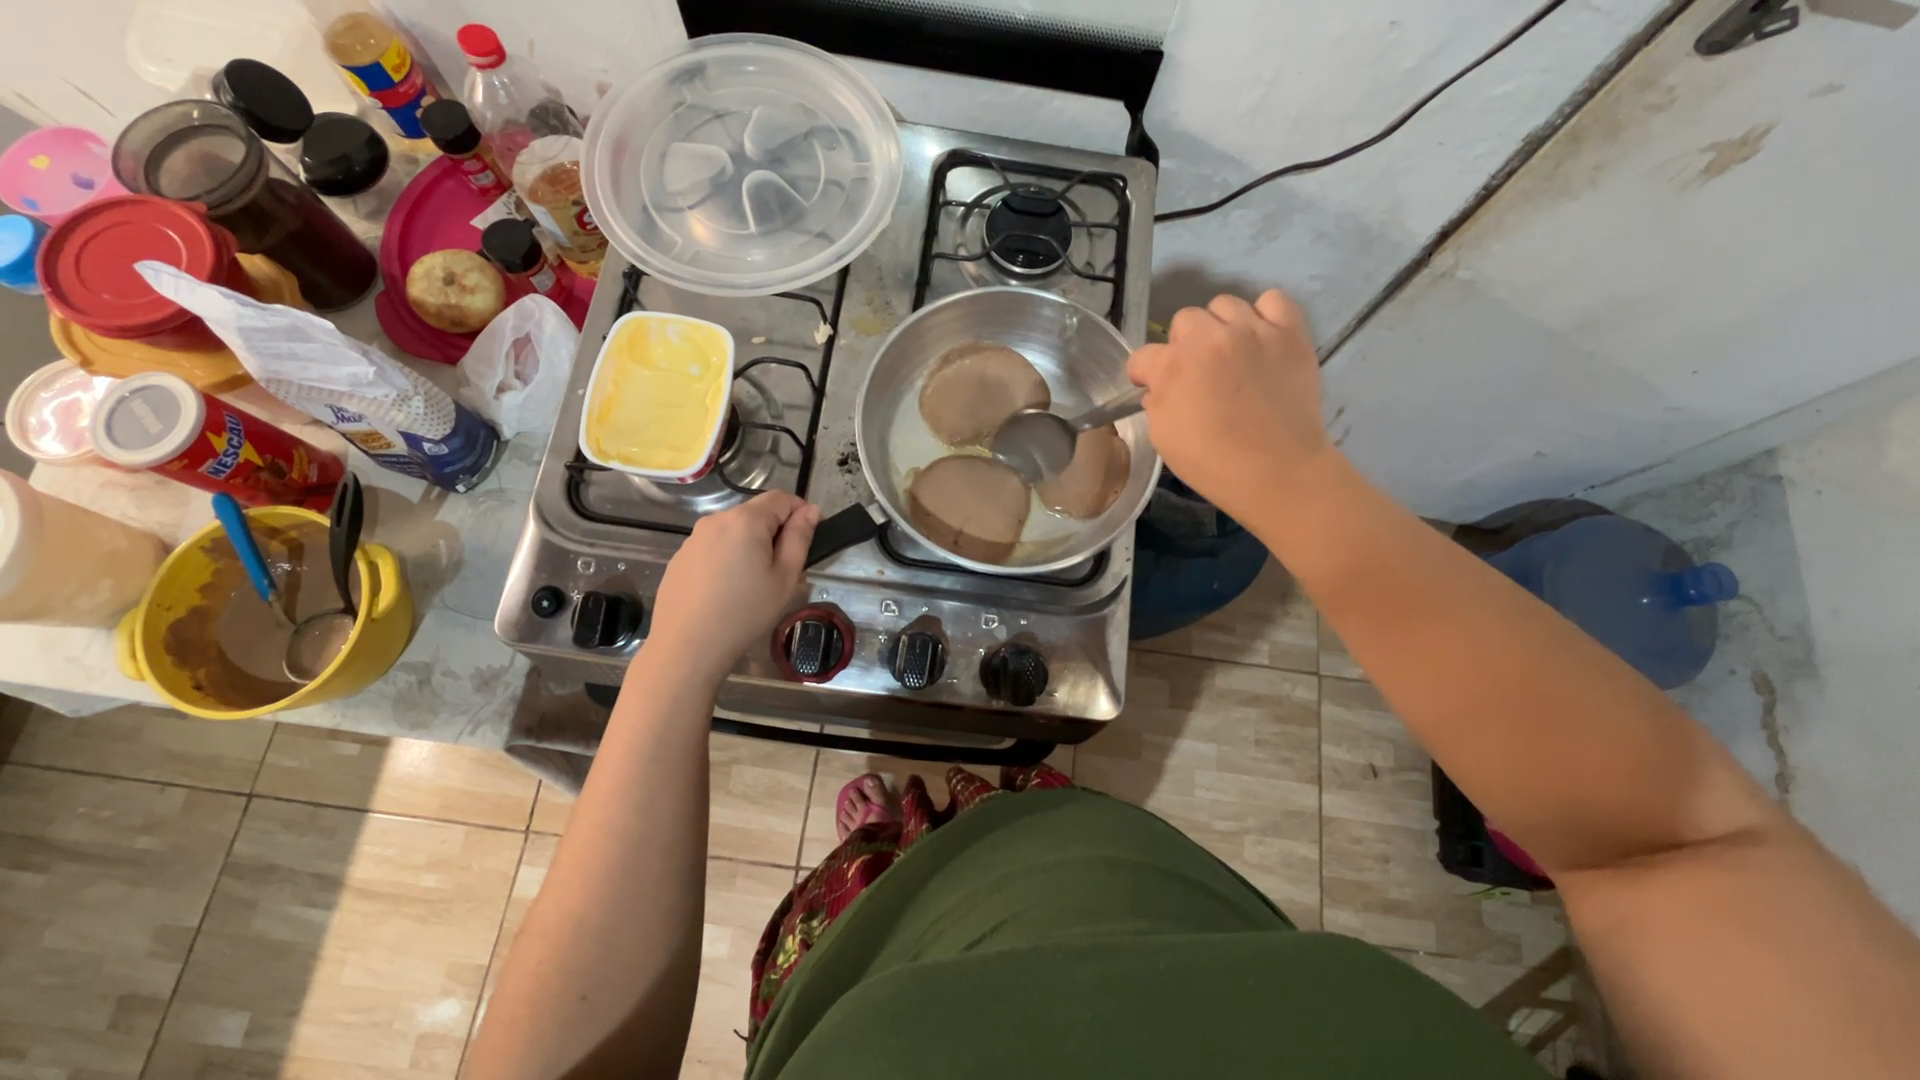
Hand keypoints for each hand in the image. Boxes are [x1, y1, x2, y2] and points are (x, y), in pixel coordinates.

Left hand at [644, 491, 820, 682]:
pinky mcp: (680, 558)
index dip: (801, 512)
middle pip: (755, 513)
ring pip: (733, 532)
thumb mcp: (784, 577)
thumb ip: (799, 538)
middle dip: (774, 532)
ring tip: (753, 584)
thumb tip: (810, 511)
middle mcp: (716, 520)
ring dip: (749, 546)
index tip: (809, 539)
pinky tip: (725, 591)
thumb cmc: (745, 612)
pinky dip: (726, 559)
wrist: (688, 645)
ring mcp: (693, 539)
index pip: (781, 498)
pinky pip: (712, 548)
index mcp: (746, 520)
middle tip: (783, 570)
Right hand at [1128, 289, 1331, 521]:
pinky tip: (1263, 338)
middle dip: (1185, 344)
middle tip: (1199, 371)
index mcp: (1172, 366)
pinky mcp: (1289, 333)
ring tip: (1232, 354)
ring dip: (1221, 327)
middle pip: (1185, 320)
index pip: (1143, 356)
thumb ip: (1155, 403)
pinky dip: (1265, 315)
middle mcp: (1209, 337)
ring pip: (1225, 305)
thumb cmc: (1214, 464)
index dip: (1144, 374)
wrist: (1278, 472)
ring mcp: (1252, 330)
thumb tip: (1159, 389)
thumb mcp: (1164, 438)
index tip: (1153, 389)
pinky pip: (1273, 301)